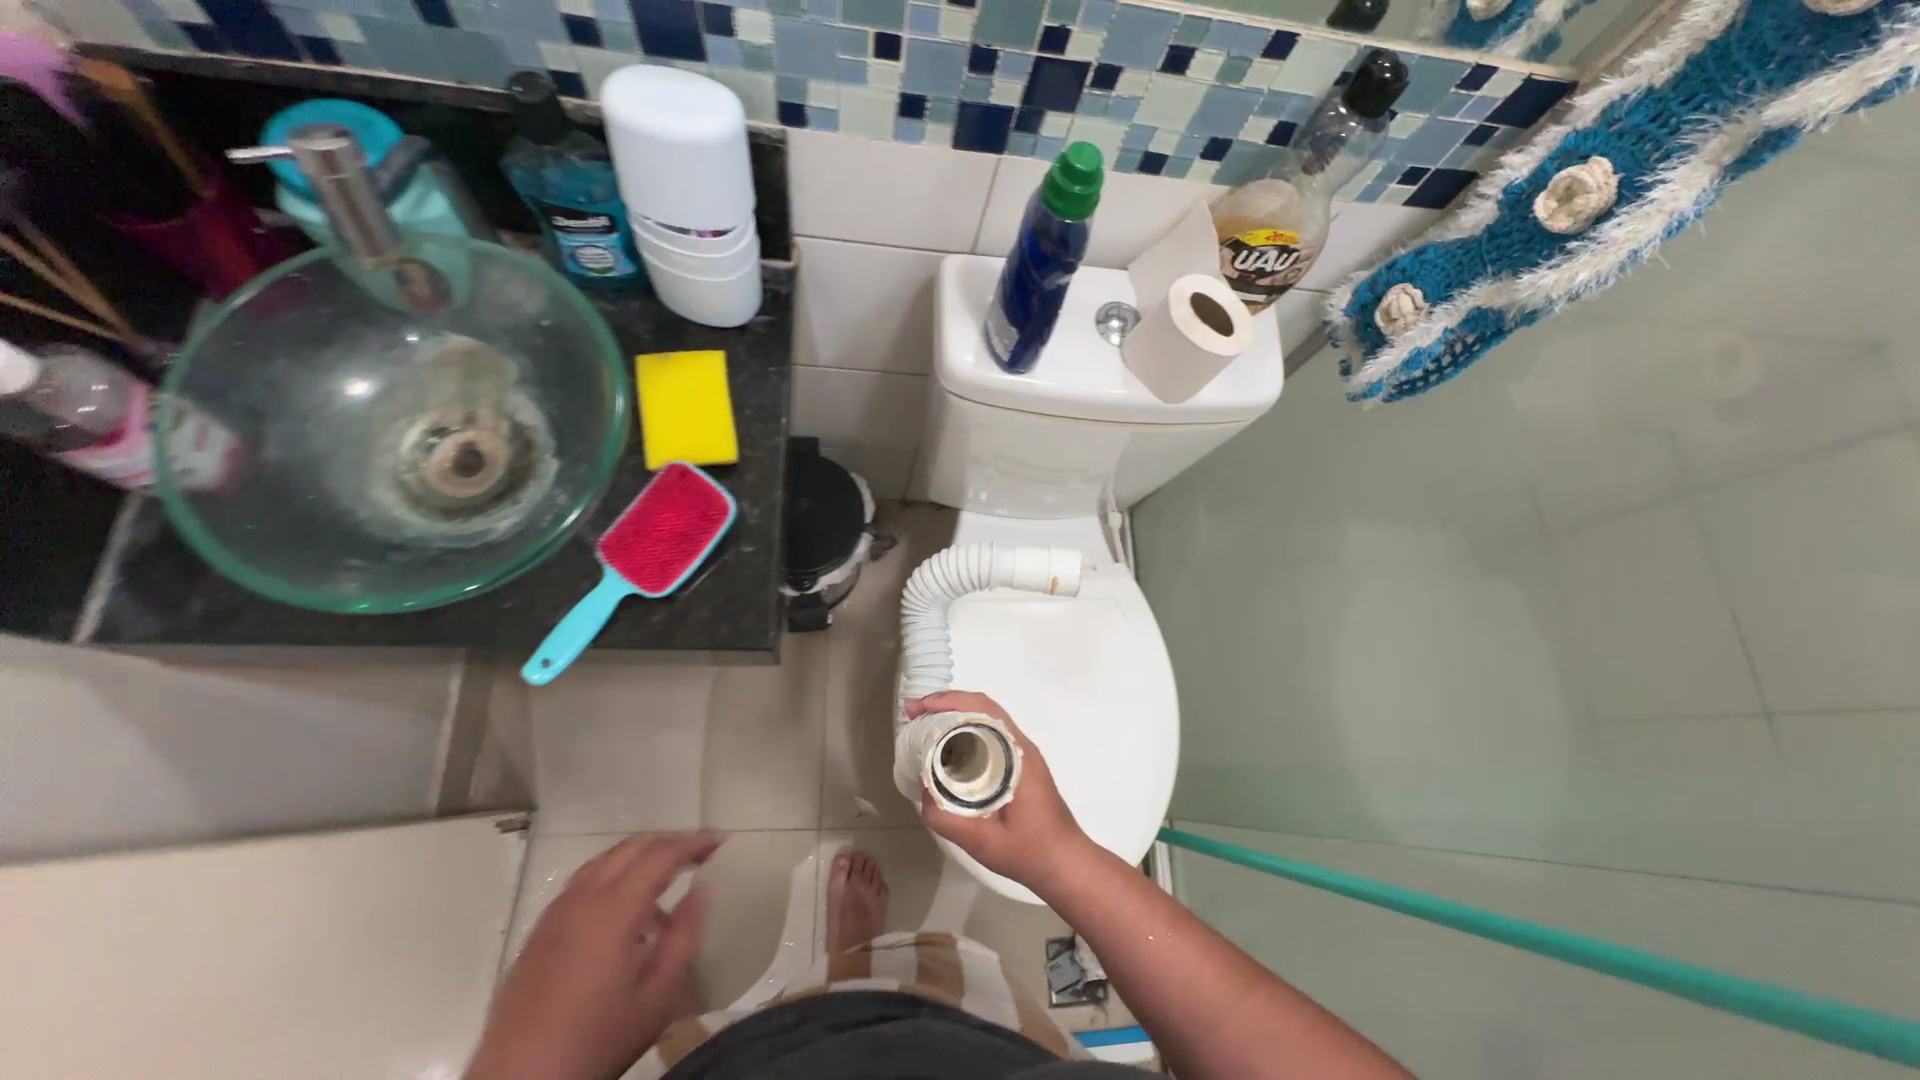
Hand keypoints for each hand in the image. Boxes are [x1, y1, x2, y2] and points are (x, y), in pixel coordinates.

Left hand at [465, 832, 720, 1079]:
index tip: (722, 840)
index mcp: (613, 910)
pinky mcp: (541, 930)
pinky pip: (583, 882)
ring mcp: (556, 912)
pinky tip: (627, 907)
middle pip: (631, 847)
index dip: (694, 842)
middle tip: (701, 850)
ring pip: (603, 860)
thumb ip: (684, 937)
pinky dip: (614, 874)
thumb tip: (702, 890)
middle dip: (669, 840)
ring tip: (669, 871)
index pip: (660, 855)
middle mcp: (582, 898)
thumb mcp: (658, 997)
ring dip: (640, 854)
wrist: (521, 1078)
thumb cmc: (598, 1040)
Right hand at [909, 691, 1093, 890]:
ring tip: (924, 729)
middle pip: (981, 709)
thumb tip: (923, 791)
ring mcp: (1023, 755)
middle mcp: (1021, 747)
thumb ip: (946, 817)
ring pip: (985, 721)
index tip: (918, 710)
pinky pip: (989, 737)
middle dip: (945, 706)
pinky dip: (965, 734)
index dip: (947, 702)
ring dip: (954, 718)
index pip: (981, 709)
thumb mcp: (980, 840)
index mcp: (1016, 755)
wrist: (1065, 863)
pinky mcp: (1020, 766)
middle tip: (914, 717)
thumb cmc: (1028, 851)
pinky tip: (947, 752)